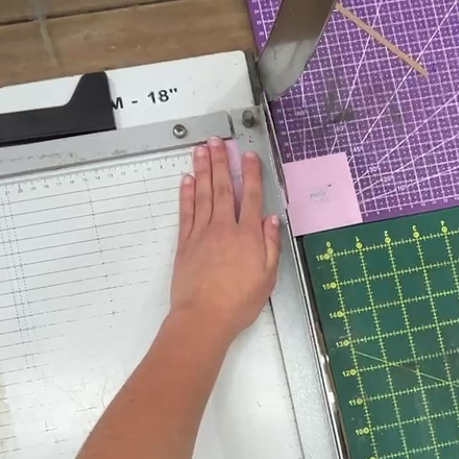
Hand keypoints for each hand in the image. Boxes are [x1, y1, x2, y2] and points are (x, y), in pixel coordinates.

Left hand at [168, 142, 281, 346]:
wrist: (205, 316)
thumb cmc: (238, 304)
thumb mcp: (267, 279)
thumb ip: (271, 247)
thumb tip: (272, 222)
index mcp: (248, 237)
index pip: (252, 198)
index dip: (251, 175)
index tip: (248, 157)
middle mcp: (225, 229)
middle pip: (224, 188)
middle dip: (222, 162)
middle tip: (218, 142)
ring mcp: (202, 234)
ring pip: (203, 194)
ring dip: (203, 170)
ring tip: (202, 150)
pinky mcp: (186, 243)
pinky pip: (186, 212)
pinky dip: (187, 194)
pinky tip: (187, 180)